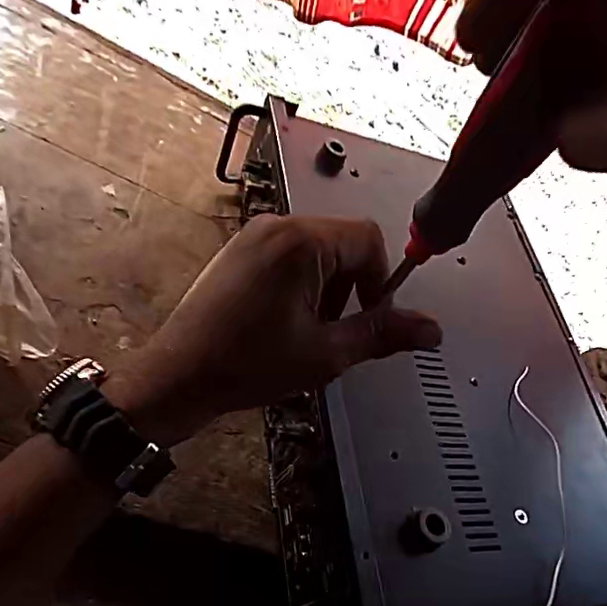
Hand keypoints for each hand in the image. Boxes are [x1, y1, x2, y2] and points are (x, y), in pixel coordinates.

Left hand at [105, 215, 440, 444]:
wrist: (180, 377)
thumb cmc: (240, 364)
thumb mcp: (327, 354)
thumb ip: (382, 334)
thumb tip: (426, 329)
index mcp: (300, 243)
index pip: (370, 239)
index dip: (380, 282)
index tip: (371, 316)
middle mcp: (276, 229)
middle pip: (345, 244)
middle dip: (350, 289)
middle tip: (332, 330)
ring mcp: (255, 238)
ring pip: (319, 252)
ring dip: (326, 291)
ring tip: (304, 332)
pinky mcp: (242, 253)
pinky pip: (291, 258)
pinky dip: (302, 288)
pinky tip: (284, 324)